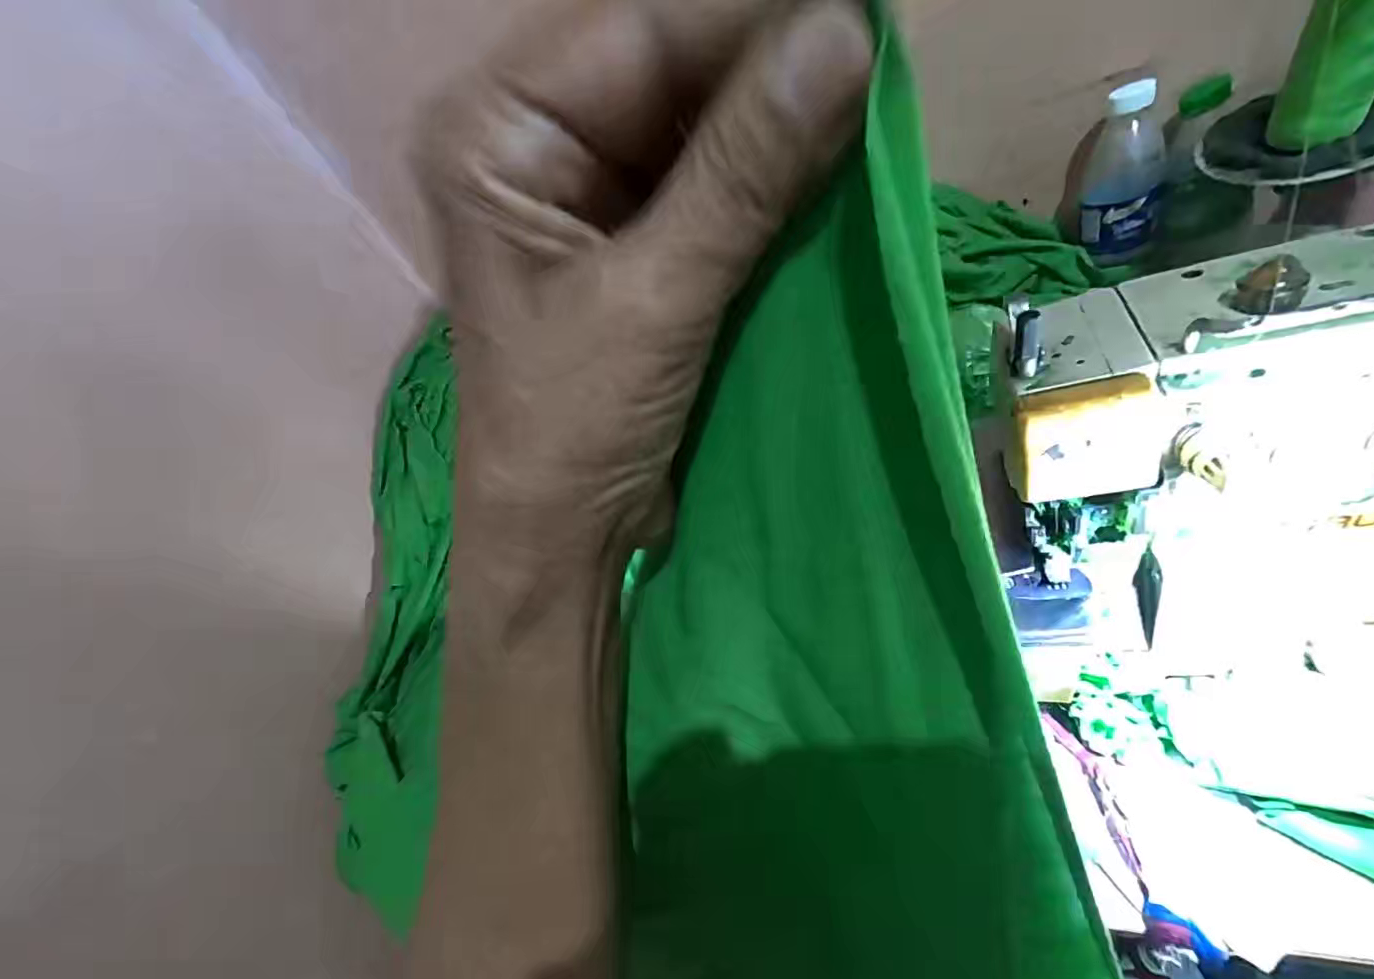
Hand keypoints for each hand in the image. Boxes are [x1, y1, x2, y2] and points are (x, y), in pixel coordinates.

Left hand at [417, 0, 874, 565]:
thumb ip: (742, 174)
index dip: (752, 20)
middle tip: (874, 58)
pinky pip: (711, 188)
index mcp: (500, 133)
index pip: (640, 29)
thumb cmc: (574, 424)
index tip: (858, 12)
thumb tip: (846, 38)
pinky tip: (827, 165)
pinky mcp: (635, 249)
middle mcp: (537, 145)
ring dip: (779, 125)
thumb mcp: (655, 298)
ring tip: (867, 105)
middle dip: (769, 70)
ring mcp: (589, 197)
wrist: (566, 532)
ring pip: (699, 127)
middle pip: (670, 69)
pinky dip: (768, 182)